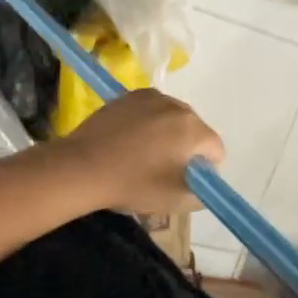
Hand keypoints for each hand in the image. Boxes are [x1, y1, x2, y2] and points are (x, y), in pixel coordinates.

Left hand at [54, 89, 224, 214]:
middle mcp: (176, 105)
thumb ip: (202, 193)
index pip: (215, 150)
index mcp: (193, 128)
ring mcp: (149, 97)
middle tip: (163, 171)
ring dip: (166, 135)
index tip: (184, 183)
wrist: (82, 167)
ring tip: (143, 156)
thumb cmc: (133, 184)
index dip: (204, 170)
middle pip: (194, 130)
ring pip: (171, 118)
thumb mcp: (176, 200)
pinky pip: (149, 111)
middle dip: (186, 150)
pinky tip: (129, 142)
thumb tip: (203, 182)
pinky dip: (147, 124)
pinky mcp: (126, 97)